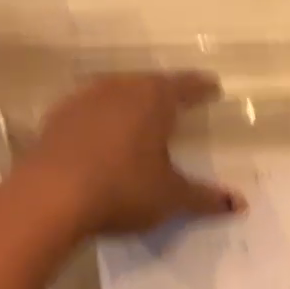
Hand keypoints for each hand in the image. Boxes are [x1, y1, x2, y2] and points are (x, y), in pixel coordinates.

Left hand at [23, 71, 244, 235]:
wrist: (49, 196)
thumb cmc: (122, 188)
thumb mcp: (170, 197)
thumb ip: (204, 198)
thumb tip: (240, 205)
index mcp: (153, 99)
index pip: (185, 86)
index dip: (201, 88)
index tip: (212, 88)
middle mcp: (119, 89)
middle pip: (147, 83)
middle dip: (163, 92)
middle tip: (176, 101)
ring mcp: (83, 100)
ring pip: (114, 93)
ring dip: (129, 102)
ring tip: (139, 117)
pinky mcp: (55, 119)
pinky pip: (88, 111)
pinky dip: (101, 120)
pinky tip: (102, 137)